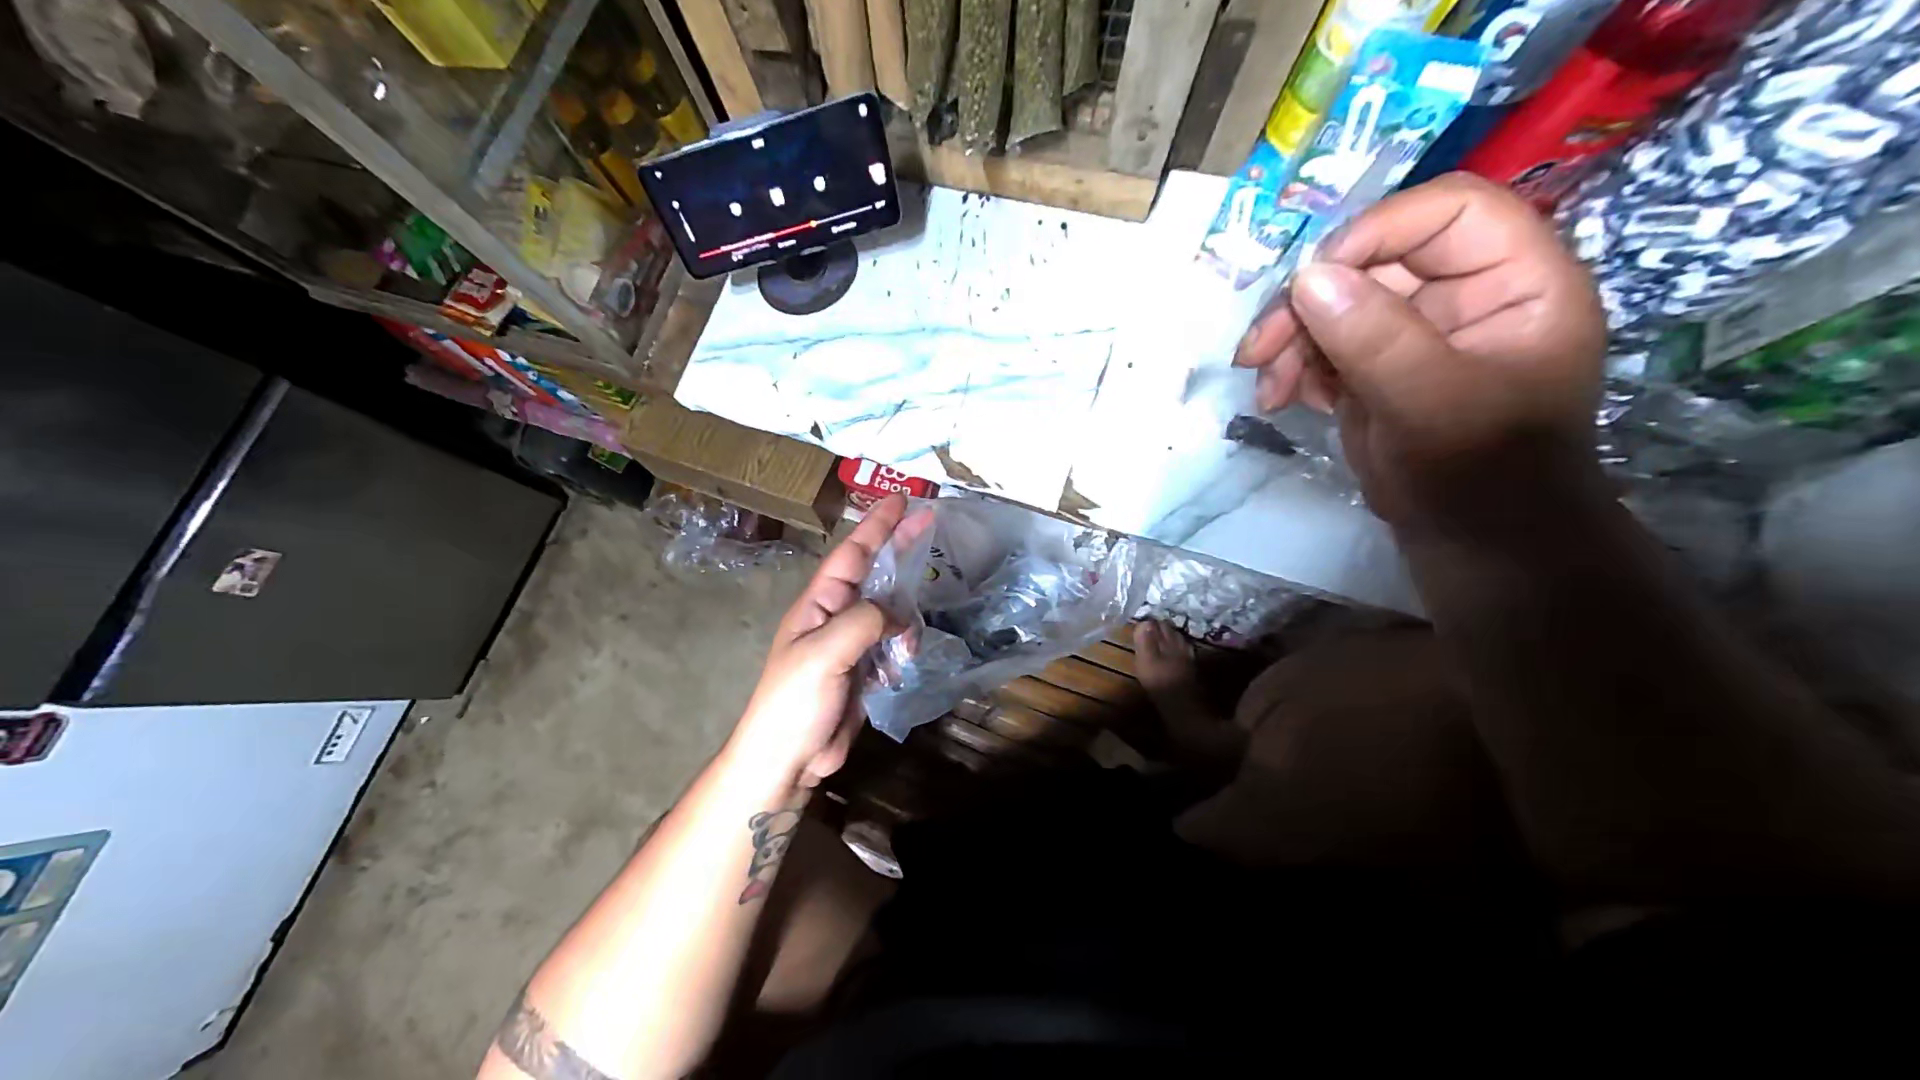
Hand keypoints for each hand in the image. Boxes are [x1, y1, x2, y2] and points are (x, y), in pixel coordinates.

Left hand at [726, 494, 923, 788]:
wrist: (788, 759)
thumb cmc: (794, 702)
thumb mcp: (824, 654)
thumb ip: (863, 622)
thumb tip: (896, 614)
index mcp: (818, 604)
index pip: (852, 554)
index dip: (876, 525)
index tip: (902, 499)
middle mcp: (835, 616)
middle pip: (874, 573)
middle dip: (899, 548)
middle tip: (929, 522)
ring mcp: (850, 643)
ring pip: (889, 612)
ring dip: (904, 618)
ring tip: (905, 644)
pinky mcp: (864, 669)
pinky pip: (892, 643)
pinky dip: (903, 647)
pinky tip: (902, 664)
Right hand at [1233, 173, 1606, 530]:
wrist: (1470, 541)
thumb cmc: (1480, 473)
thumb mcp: (1430, 402)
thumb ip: (1374, 337)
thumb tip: (1307, 277)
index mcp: (1516, 280)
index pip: (1450, 211)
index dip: (1379, 231)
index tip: (1315, 278)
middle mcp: (1464, 293)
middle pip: (1374, 259)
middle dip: (1310, 303)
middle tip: (1260, 349)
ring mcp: (1415, 330)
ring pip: (1336, 302)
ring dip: (1289, 340)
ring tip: (1267, 386)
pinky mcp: (1375, 364)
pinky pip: (1322, 342)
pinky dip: (1293, 367)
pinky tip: (1282, 400)